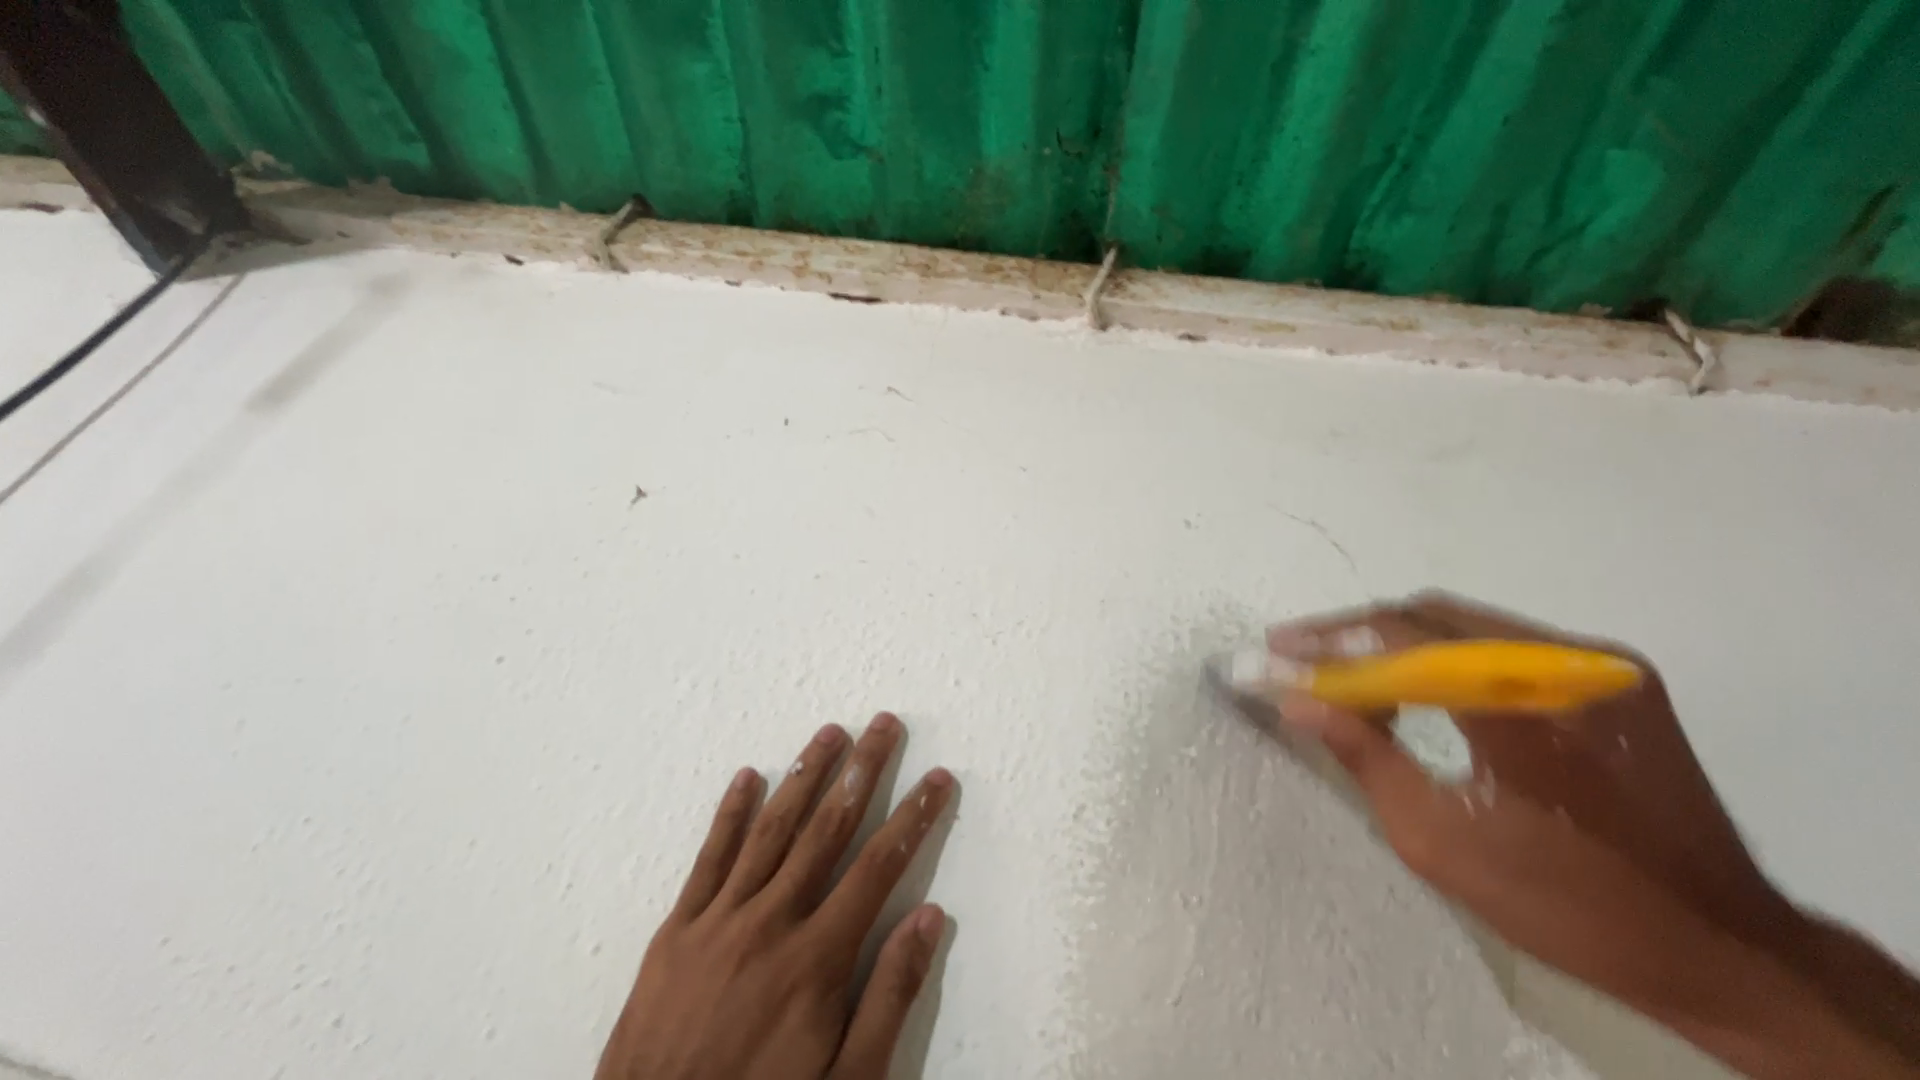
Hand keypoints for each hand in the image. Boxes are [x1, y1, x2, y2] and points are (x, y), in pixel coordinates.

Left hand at [595, 713, 953, 1079]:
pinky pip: (708, 859)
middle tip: (884, 725)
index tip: (938, 779)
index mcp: (816, 958)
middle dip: (862, 772)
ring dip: (804, 775)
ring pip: (771, 830)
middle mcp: (770, 923)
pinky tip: (746, 777)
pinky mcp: (675, 932)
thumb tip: (930, 918)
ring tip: (830, 733)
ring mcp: (717, 922)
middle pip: (827, 829)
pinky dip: (729, 814)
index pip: (879, 867)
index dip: (914, 818)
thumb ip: (890, 997)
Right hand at [1257, 592, 1919, 1078]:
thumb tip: (1295, 699)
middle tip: (1298, 658)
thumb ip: (1363, 756)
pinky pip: (1507, 647)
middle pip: (1432, 618)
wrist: (1720, 947)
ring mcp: (1600, 664)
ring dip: (1399, 644)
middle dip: (1356, 636)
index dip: (1327, 643)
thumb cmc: (1564, 903)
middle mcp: (1568, 660)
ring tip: (1344, 672)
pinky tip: (1416, 687)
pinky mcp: (1616, 679)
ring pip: (1469, 626)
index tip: (1272, 650)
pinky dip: (1448, 660)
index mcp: (1526, 701)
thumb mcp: (1441, 839)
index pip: (1402, 639)